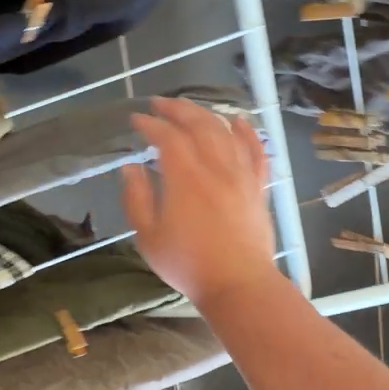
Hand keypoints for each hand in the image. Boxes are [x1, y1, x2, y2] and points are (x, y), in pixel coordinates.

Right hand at [121, 97, 282, 307]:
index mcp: (185, 178)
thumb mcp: (148, 236)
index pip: (167, 137)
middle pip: (199, 124)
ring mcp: (241, 175)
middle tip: (158, 104)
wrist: (237, 284)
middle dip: (177, 109)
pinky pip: (255, 151)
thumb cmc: (187, 264)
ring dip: (205, 115)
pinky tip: (238, 121)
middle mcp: (215, 167)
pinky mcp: (257, 187)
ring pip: (226, 132)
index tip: (136, 120)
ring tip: (189, 110)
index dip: (150, 124)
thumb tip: (131, 167)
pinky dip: (246, 132)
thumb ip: (137, 198)